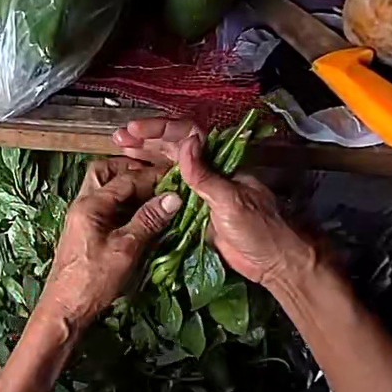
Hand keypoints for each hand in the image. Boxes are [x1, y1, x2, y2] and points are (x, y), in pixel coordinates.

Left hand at [37, 157, 183, 328]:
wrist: (64, 311)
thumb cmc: (92, 281)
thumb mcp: (125, 249)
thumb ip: (148, 220)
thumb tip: (173, 198)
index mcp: (89, 205)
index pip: (125, 178)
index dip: (152, 176)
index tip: (176, 177)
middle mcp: (83, 206)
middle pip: (105, 173)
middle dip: (132, 171)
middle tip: (157, 179)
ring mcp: (83, 220)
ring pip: (105, 190)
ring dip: (128, 188)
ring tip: (155, 196)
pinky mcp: (87, 234)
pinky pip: (107, 209)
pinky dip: (125, 206)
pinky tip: (143, 217)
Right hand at [113, 118, 319, 292]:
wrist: (272, 262)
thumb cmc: (260, 229)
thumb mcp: (231, 200)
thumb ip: (205, 175)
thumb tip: (187, 143)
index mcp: (221, 162)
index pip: (187, 136)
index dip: (160, 130)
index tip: (135, 130)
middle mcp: (209, 172)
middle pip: (174, 148)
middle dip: (147, 140)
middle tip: (119, 138)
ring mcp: (201, 191)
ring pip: (169, 168)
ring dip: (146, 158)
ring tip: (121, 151)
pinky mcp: (195, 211)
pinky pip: (170, 193)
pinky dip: (152, 185)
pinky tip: (135, 181)